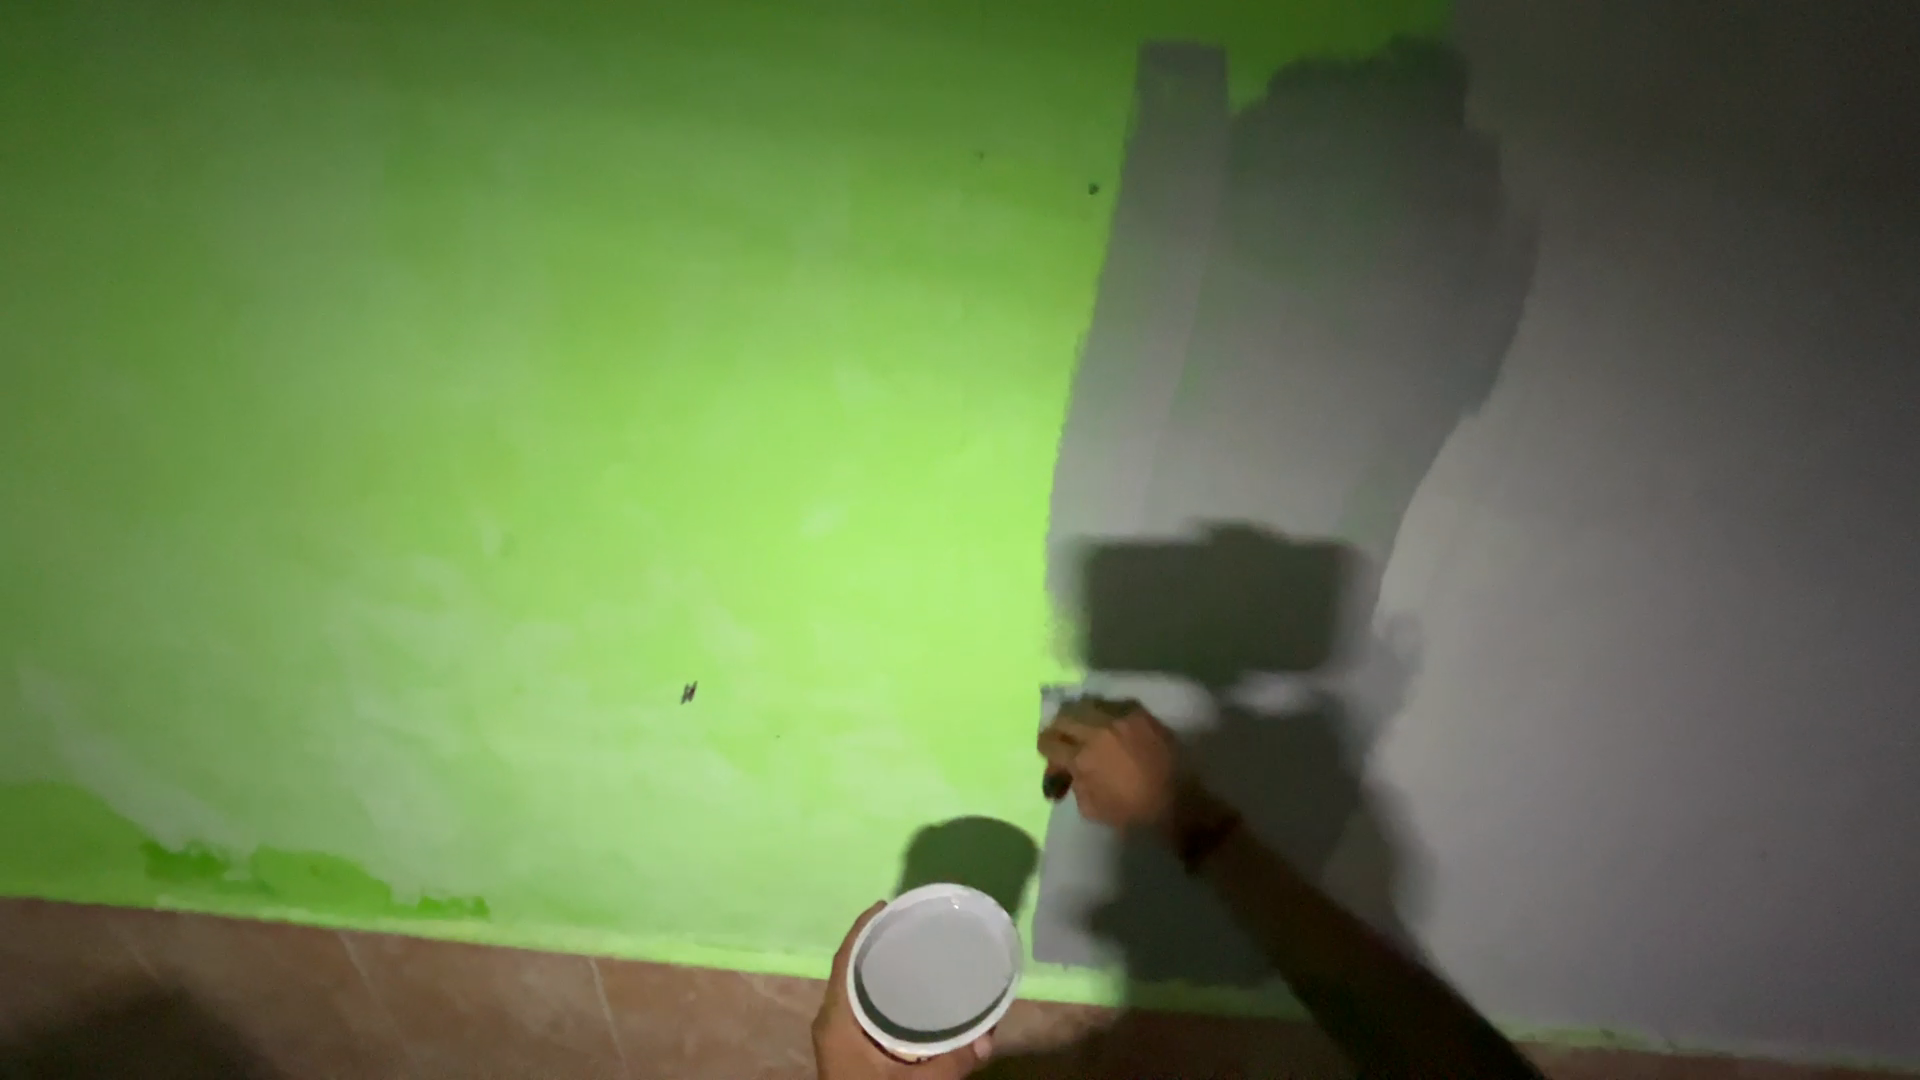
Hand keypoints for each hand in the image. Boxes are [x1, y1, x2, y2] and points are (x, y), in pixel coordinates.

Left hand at [812, 902, 993, 1079]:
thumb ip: (952, 1062)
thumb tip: (988, 1036)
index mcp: (837, 1020)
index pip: (844, 959)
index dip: (862, 928)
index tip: (887, 904)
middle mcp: (833, 1023)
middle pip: (850, 969)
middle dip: (878, 944)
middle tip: (912, 925)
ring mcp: (838, 1039)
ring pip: (855, 990)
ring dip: (879, 969)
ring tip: (913, 950)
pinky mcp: (849, 1053)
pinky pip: (862, 1010)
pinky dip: (882, 994)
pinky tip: (908, 995)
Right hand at [1037, 697, 1180, 830]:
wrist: (1180, 800)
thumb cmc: (1135, 811)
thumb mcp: (1093, 809)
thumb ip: (1074, 786)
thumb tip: (1068, 772)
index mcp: (1082, 758)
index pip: (1048, 742)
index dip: (1045, 751)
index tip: (1051, 756)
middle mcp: (1097, 731)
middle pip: (1063, 716)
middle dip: (1058, 730)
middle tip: (1063, 740)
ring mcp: (1119, 718)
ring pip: (1086, 705)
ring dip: (1080, 718)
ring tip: (1085, 729)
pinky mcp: (1139, 713)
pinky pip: (1112, 706)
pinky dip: (1105, 715)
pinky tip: (1110, 727)